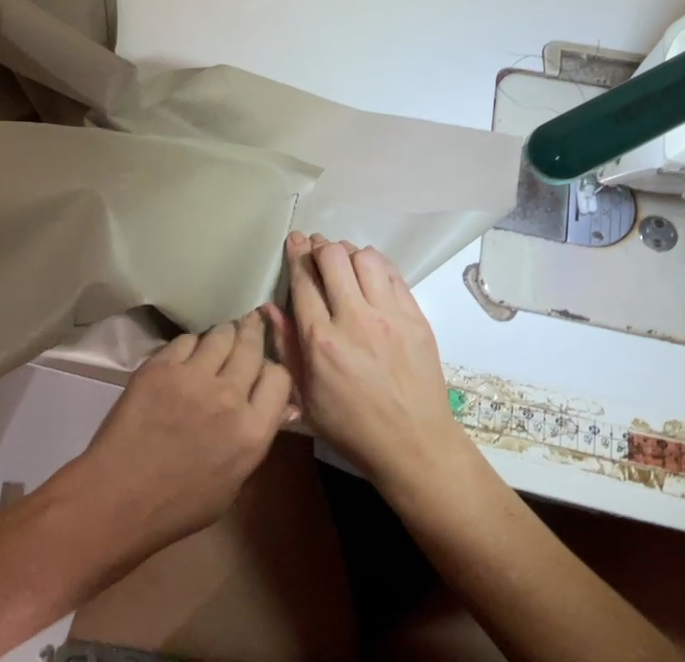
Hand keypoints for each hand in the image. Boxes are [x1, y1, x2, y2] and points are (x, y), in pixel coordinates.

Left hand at [60, 312, 293, 551]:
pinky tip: (188, 352)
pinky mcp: (160, 366)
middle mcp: (229, 396)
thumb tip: (282, 408)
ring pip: (221, 335)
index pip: (280, 377)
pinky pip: (186, 340)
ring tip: (223, 334)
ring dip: (225, 334)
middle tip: (251, 325)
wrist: (119, 496)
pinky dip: (192, 344)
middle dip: (253, 334)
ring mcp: (193, 376)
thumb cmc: (179, 505)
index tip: (264, 370)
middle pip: (251, 347)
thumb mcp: (233, 484)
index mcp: (253, 431)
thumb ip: (257, 439)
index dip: (273, 370)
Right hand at [265, 232, 466, 486]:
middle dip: (321, 247)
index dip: (297, 254)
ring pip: (366, 258)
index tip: (295, 240)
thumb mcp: (305, 396)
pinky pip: (394, 274)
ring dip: (350, 253)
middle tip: (317, 249)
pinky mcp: (416, 318)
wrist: (413, 444)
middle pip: (334, 258)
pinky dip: (377, 265)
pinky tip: (370, 272)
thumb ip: (285, 347)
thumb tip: (268, 308)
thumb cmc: (351, 427)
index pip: (303, 281)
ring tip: (344, 261)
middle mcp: (354, 320)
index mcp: (321, 341)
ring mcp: (389, 317)